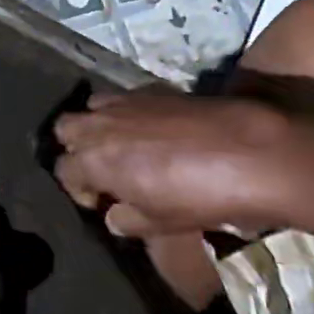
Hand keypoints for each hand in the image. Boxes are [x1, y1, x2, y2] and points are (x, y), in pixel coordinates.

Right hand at [53, 89, 291, 236]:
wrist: (250, 153)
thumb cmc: (201, 197)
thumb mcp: (163, 223)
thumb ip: (129, 220)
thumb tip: (113, 216)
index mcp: (93, 161)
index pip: (63, 170)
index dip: (76, 188)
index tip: (99, 201)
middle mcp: (97, 126)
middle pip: (65, 130)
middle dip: (75, 147)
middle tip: (102, 167)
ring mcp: (121, 103)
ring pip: (90, 108)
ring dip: (97, 125)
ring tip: (122, 144)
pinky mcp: (147, 90)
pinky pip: (121, 99)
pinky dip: (125, 113)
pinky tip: (153, 130)